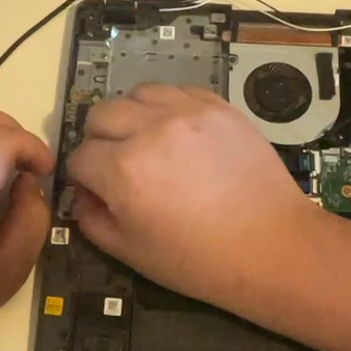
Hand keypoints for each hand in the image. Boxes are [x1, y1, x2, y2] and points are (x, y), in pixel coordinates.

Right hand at [66, 84, 324, 309]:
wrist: (271, 245)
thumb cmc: (199, 260)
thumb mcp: (132, 253)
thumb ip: (93, 221)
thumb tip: (82, 196)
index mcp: (123, 171)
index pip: (79, 156)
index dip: (82, 177)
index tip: (96, 190)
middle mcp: (150, 130)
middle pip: (100, 114)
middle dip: (98, 140)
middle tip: (116, 164)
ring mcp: (187, 112)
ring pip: (137, 94)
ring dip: (131, 116)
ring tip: (146, 141)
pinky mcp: (218, 106)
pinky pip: (177, 90)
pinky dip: (167, 107)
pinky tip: (177, 132)